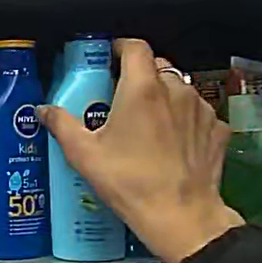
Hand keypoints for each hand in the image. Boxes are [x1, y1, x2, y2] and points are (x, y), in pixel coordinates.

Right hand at [40, 38, 244, 262]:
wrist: (180, 215)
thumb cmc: (129, 181)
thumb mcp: (84, 154)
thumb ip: (62, 124)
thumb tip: (43, 110)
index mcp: (142, 89)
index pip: (135, 47)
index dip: (121, 47)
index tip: (110, 56)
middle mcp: (176, 91)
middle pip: (158, 66)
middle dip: (139, 74)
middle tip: (120, 95)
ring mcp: (201, 110)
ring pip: (179, 89)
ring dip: (162, 97)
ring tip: (145, 122)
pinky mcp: (217, 130)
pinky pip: (197, 114)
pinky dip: (183, 119)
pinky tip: (170, 141)